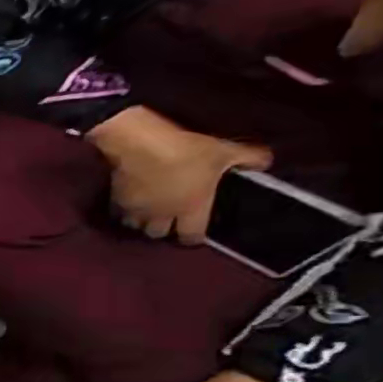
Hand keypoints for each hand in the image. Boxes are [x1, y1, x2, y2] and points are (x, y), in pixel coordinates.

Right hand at [88, 106, 272, 243]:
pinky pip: (119, 213)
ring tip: (145, 211)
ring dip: (141, 221)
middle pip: (159, 234)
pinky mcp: (116, 201)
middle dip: (164, 228)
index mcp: (191, 208)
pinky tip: (127, 200)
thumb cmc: (185, 150)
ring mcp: (137, 210)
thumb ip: (247, 158)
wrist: (140, 144)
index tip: (194, 231)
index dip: (194, 236)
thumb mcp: (224, 150)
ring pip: (136, 226)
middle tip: (168, 216)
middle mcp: (162, 215)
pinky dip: (123, 210)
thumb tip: (266, 163)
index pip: (192, 237)